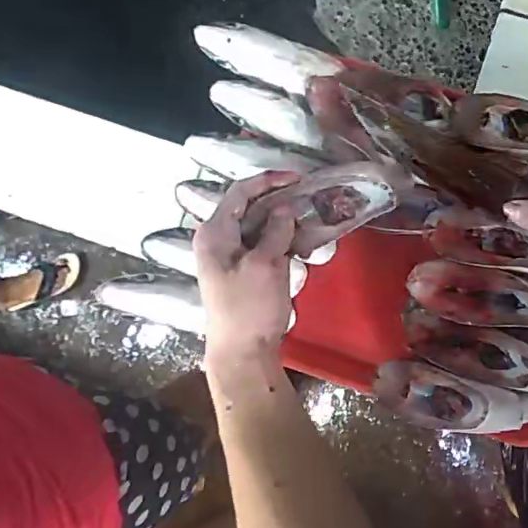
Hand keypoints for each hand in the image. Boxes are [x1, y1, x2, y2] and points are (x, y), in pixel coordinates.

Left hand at [193, 171, 298, 361]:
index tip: (299, 177)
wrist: (243, 350)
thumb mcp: (265, 265)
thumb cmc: (249, 306)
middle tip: (311, 199)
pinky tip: (305, 245)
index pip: (240, 192)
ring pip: (263, 226)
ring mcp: (234, 255)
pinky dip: (286, 240)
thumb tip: (286, 208)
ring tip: (313, 223)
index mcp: (215, 232)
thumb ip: (276, 231)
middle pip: (252, 207)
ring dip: (287, 223)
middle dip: (282, 202)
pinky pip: (268, 244)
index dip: (269, 180)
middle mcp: (221, 239)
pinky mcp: (248, 269)